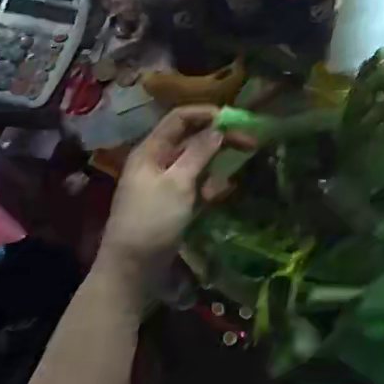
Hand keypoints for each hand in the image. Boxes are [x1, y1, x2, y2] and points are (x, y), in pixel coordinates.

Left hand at [99, 105, 222, 271]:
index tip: (235, 119)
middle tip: (252, 144)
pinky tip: (221, 195)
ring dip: (214, 169)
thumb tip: (217, 130)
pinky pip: (195, 188)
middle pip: (191, 140)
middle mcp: (157, 162)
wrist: (132, 268)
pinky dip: (208, 188)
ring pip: (196, 165)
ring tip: (224, 187)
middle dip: (219, 140)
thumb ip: (198, 154)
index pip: (179, 119)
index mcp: (150, 150)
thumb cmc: (152, 220)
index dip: (206, 114)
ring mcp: (164, 185)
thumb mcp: (178, 184)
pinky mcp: (172, 205)